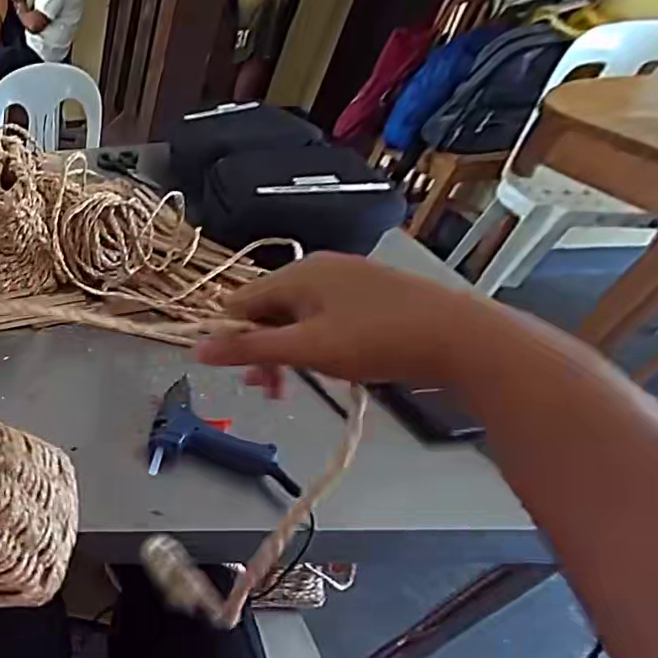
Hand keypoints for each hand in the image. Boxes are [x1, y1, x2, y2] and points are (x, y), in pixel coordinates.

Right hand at [193, 251, 508, 392]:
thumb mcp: (304, 349)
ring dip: (284, 351)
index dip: (230, 337)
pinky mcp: (367, 294)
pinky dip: (312, 343)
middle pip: (265, 310)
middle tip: (268, 389)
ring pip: (293, 317)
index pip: (238, 302)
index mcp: (297, 273)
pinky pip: (321, 317)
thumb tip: (195, 349)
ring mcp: (345, 279)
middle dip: (260, 350)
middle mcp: (317, 268)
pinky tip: (326, 365)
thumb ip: (247, 349)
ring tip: (291, 386)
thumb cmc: (376, 340)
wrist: (462, 339)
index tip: (242, 372)